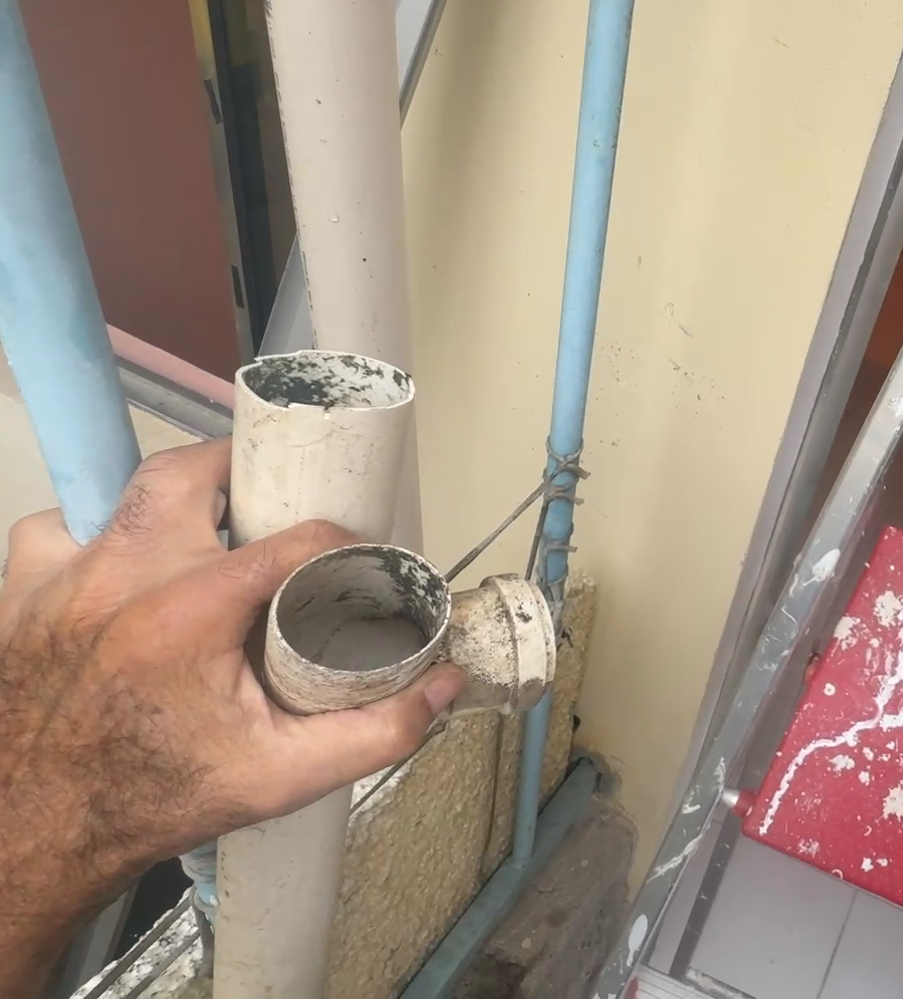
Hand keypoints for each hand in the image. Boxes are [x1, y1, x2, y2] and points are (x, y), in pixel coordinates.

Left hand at [0, 441, 461, 980]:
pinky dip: (98, 534)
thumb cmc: (159, 801)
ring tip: (218, 530)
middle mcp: (115, 586)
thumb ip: (383, 729)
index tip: (366, 562)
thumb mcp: (290, 775)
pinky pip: (51, 535)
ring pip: (115, 499)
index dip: (347, 542)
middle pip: (186, 479)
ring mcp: (54, 589)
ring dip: (172, 504)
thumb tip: (449, 680)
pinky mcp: (17, 605)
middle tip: (290, 495)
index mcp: (184, 617)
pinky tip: (137, 564)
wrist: (30, 842)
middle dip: (247, 470)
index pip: (295, 541)